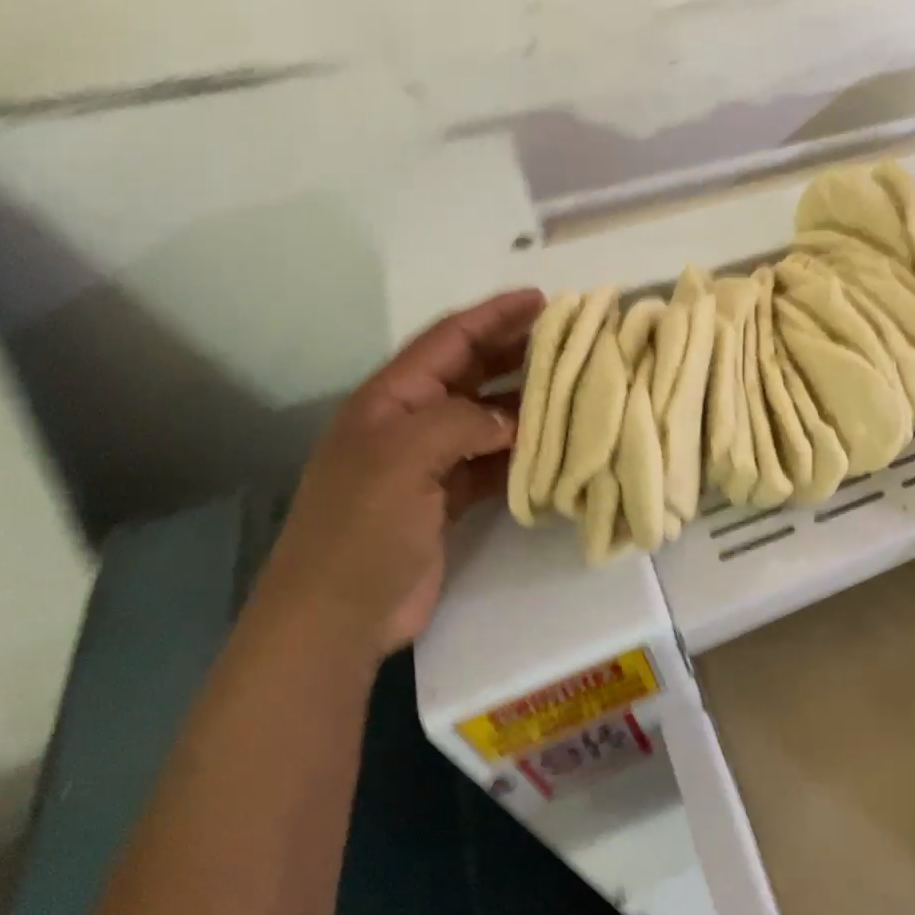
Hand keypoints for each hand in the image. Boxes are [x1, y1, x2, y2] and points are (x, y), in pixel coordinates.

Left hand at [258, 289, 544, 657]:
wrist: (337, 615)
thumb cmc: (361, 527)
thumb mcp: (403, 458)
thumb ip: (463, 422)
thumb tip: (516, 420)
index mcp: (389, 401)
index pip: (448, 342)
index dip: (494, 317)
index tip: (542, 298)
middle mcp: (409, 424)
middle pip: (471, 374)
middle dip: (516, 352)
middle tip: (572, 340)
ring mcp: (429, 464)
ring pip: (487, 419)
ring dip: (527, 404)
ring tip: (578, 390)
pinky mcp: (448, 501)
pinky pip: (494, 462)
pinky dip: (523, 453)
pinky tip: (557, 448)